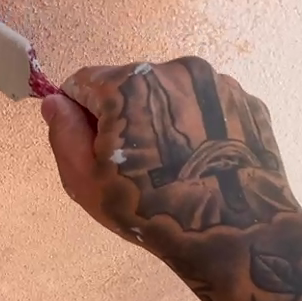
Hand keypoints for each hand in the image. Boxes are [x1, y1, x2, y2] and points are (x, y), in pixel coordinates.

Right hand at [41, 57, 301, 262]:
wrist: (236, 230)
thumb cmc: (146, 206)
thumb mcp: (84, 177)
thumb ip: (63, 132)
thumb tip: (54, 102)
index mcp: (130, 84)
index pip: (82, 82)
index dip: (75, 112)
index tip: (86, 144)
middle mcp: (176, 70)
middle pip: (127, 84)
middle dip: (118, 114)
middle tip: (125, 161)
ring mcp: (217, 83)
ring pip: (166, 94)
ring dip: (155, 118)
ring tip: (165, 162)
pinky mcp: (247, 101)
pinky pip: (201, 106)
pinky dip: (190, 125)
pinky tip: (194, 161)